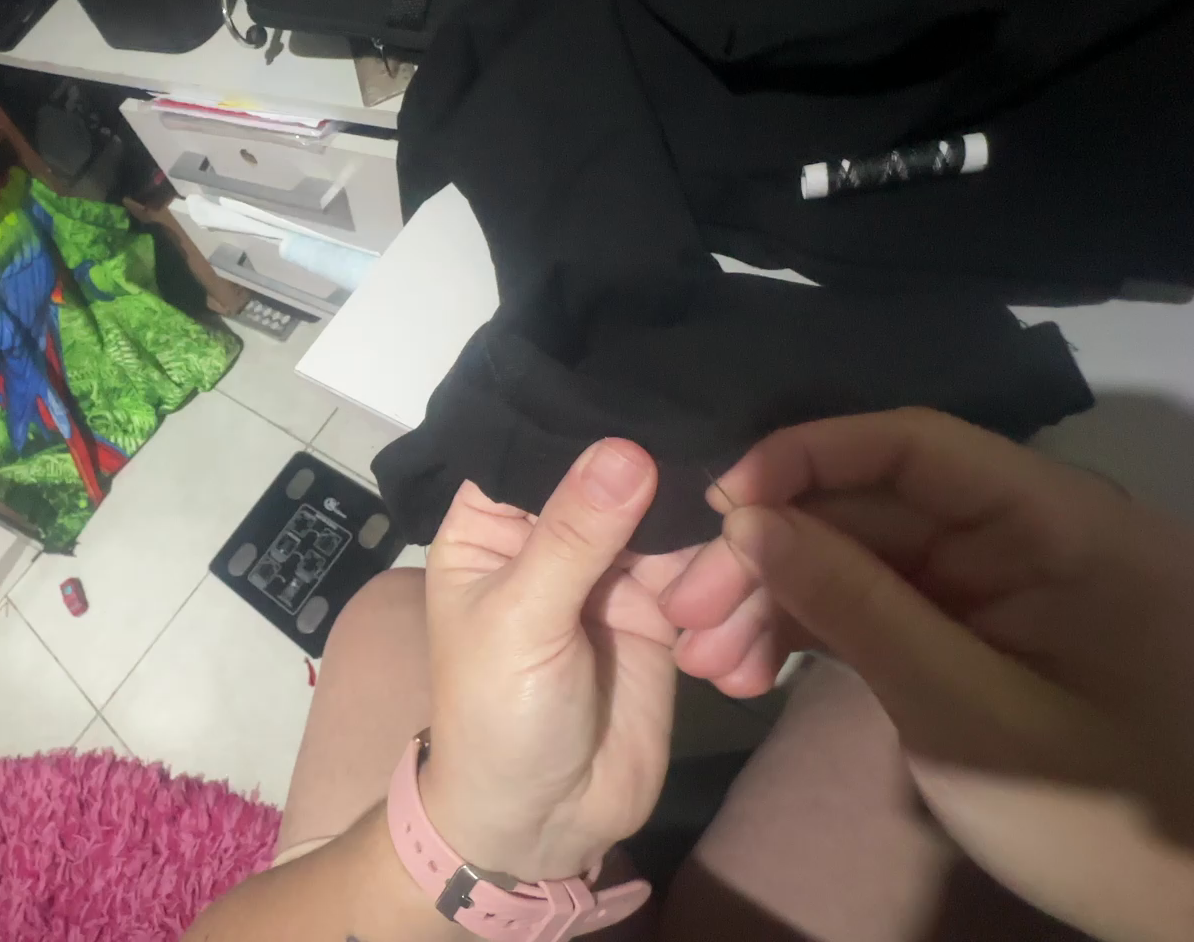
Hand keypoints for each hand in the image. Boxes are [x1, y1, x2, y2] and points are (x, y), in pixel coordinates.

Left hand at [419, 440, 693, 882]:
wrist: (544, 817)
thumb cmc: (497, 710)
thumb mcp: (523, 620)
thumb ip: (574, 537)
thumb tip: (625, 447)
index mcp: (492, 520)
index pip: (540, 447)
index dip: (595, 424)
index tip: (667, 407)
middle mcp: (553, 530)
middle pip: (623, 480)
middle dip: (676, 497)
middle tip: (731, 509)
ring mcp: (610, 568)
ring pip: (678, 526)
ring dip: (713, 563)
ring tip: (697, 620)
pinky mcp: (661, 608)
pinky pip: (712, 576)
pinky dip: (732, 602)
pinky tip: (721, 656)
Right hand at [658, 408, 1193, 938]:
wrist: (1185, 923)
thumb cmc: (1107, 823)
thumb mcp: (968, 712)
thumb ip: (855, 605)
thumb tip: (743, 521)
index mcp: (1061, 530)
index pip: (911, 448)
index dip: (804, 457)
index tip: (718, 503)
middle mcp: (1008, 538)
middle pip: (849, 510)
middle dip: (756, 557)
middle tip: (683, 610)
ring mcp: (969, 583)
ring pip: (829, 557)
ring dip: (757, 603)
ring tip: (699, 660)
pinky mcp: (937, 622)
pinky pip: (842, 603)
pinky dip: (785, 633)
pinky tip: (738, 672)